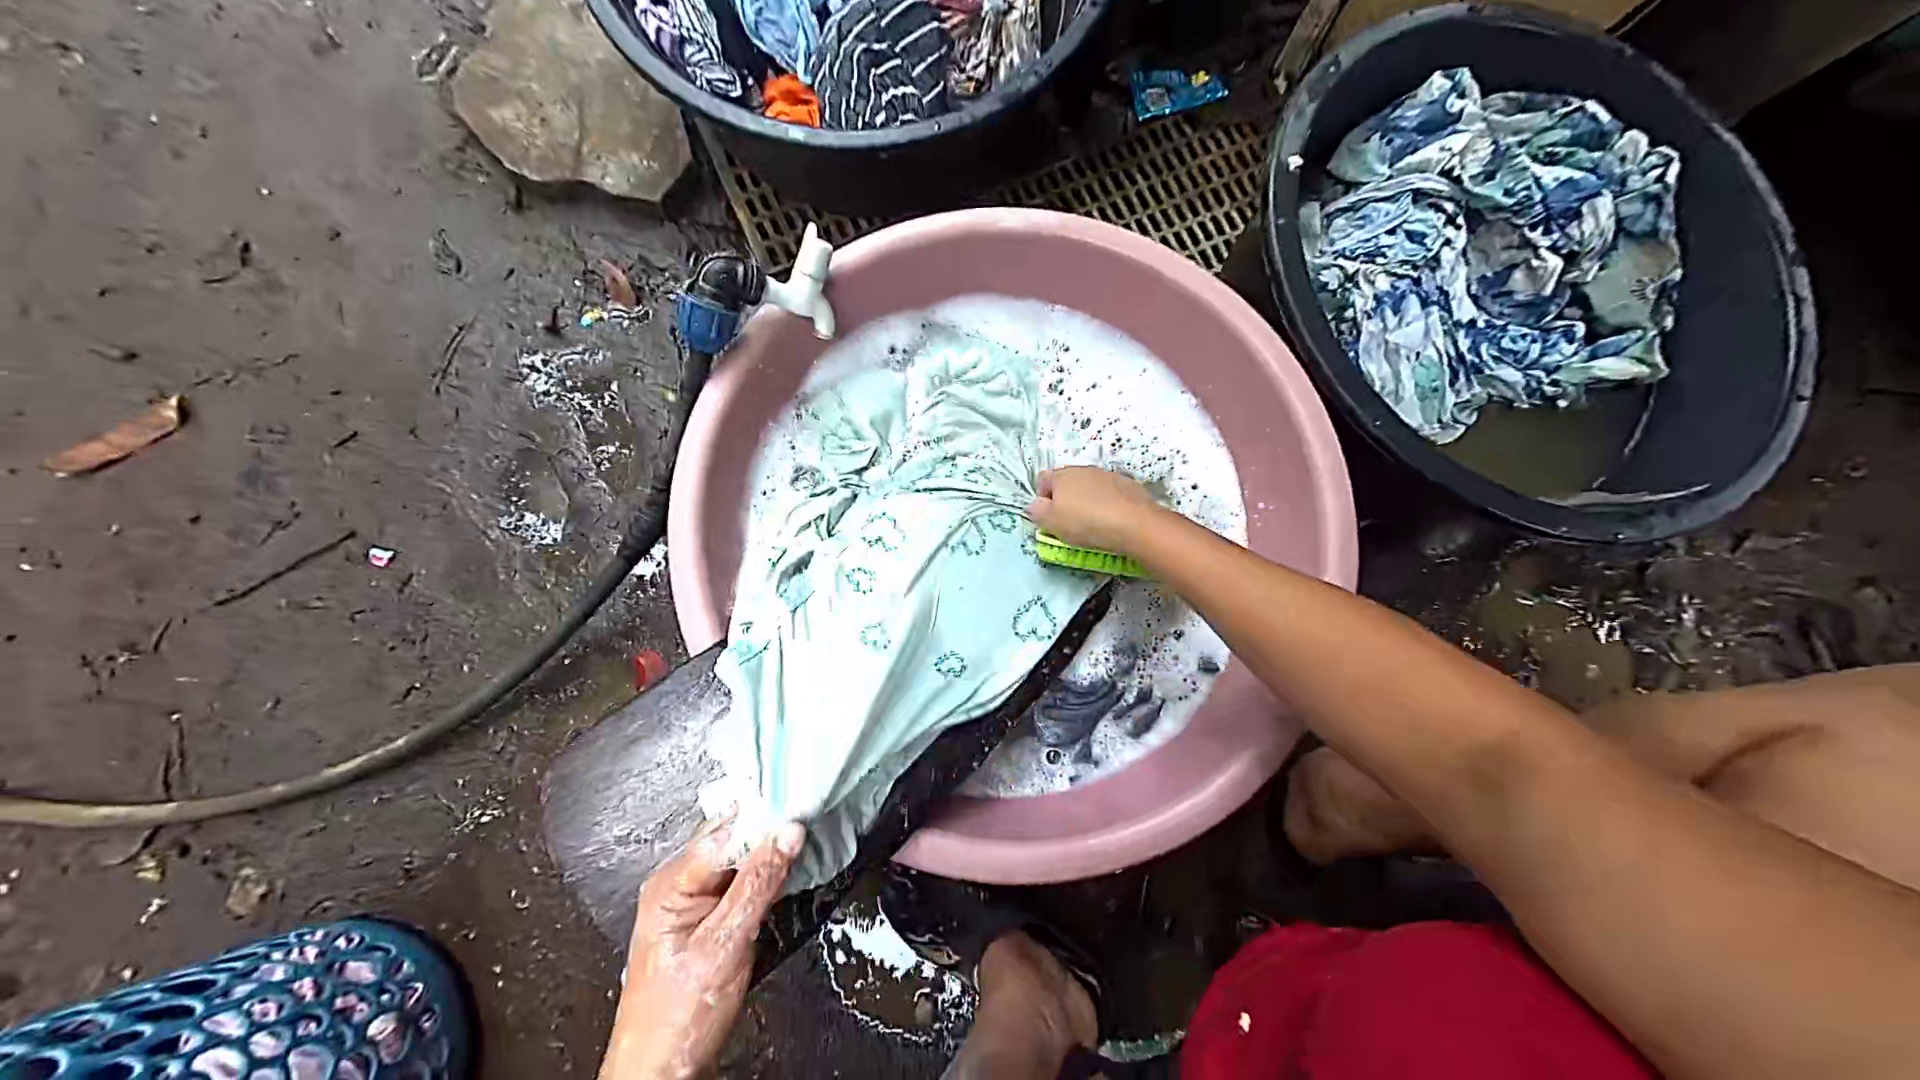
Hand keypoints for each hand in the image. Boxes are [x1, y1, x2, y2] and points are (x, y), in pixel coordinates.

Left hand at [597, 817, 804, 1079]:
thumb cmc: (676, 1020)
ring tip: (800, 848)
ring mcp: (689, 899)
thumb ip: (759, 885)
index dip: (765, 821)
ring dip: (768, 853)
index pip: (725, 832)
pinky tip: (782, 876)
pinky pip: (738, 880)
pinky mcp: (705, 915)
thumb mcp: (726, 946)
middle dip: (768, 832)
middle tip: (805, 828)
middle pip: (730, 839)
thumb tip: (787, 835)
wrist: (658, 1072)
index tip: (800, 814)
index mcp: (670, 884)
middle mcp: (676, 884)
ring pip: (737, 858)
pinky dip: (763, 875)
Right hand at [1025, 466, 1164, 555]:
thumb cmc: (1085, 522)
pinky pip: (1109, 492)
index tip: (1049, 517)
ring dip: (1086, 500)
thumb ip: (1037, 511)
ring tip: (1092, 522)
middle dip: (1065, 499)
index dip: (1042, 498)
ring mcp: (1107, 475)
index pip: (1042, 480)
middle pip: (1066, 482)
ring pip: (1089, 486)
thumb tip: (1034, 505)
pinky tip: (1111, 519)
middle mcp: (1083, 470)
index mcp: (1061, 476)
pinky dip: (1106, 503)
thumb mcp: (1051, 522)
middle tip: (1069, 522)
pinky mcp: (1127, 484)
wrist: (1133, 523)